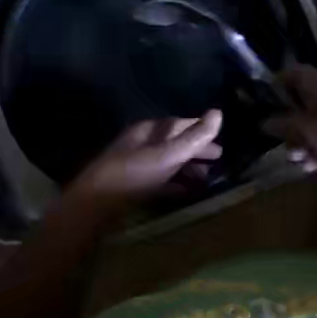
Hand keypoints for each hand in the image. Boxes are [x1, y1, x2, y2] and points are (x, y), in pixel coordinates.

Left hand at [66, 111, 223, 211]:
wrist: (95, 204)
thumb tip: (219, 113)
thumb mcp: (167, 155)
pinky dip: (175, 184)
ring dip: (187, 169)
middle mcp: (141, 144)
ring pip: (167, 163)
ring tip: (206, 179)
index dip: (201, 131)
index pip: (180, 124)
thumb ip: (194, 138)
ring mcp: (135, 166)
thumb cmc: (133, 175)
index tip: (221, 140)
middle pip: (174, 144)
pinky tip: (185, 192)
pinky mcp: (131, 188)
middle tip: (218, 161)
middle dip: (196, 151)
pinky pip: (159, 182)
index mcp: (149, 131)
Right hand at [264, 67, 316, 185]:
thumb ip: (288, 127)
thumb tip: (264, 121)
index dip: (276, 87)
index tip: (263, 105)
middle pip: (308, 102)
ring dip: (311, 142)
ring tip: (305, 165)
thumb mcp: (313, 136)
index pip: (293, 74)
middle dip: (294, 127)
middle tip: (286, 149)